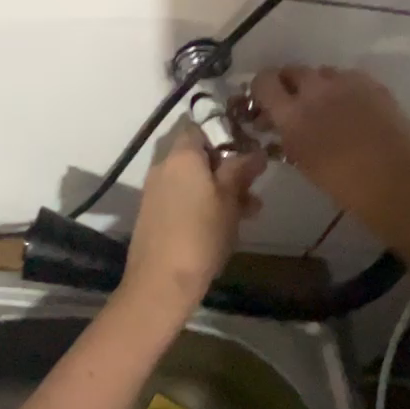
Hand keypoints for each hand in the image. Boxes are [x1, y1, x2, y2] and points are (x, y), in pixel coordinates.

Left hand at [120, 124, 265, 311]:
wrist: (161, 280)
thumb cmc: (201, 233)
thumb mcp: (229, 199)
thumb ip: (241, 170)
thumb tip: (256, 151)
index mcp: (181, 155)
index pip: (198, 128)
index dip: (223, 136)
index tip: (245, 153)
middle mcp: (163, 166)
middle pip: (198, 157)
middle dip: (227, 170)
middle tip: (252, 191)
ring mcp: (155, 191)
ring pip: (193, 181)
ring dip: (220, 191)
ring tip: (249, 213)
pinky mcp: (153, 214)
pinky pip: (182, 198)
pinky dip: (203, 205)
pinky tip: (224, 227)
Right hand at [249, 65, 409, 220]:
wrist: (399, 184)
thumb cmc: (345, 185)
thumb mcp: (302, 161)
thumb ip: (285, 135)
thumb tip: (276, 123)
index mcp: (292, 114)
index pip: (264, 81)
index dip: (262, 89)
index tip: (265, 102)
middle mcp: (315, 90)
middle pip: (292, 70)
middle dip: (290, 84)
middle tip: (294, 104)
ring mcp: (346, 83)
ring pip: (322, 72)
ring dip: (318, 85)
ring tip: (328, 107)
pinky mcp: (372, 83)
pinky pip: (348, 77)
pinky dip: (344, 88)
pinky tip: (353, 109)